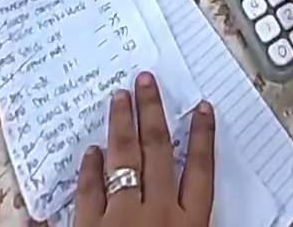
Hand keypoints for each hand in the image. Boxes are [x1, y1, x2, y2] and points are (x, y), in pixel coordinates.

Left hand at [76, 72, 213, 226]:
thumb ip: (191, 221)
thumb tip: (197, 188)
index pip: (200, 172)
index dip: (202, 137)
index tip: (202, 108)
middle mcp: (157, 215)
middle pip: (157, 151)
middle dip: (152, 111)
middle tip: (145, 80)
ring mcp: (121, 219)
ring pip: (124, 160)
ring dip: (122, 124)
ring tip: (120, 96)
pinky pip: (90, 192)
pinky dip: (90, 171)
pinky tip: (91, 152)